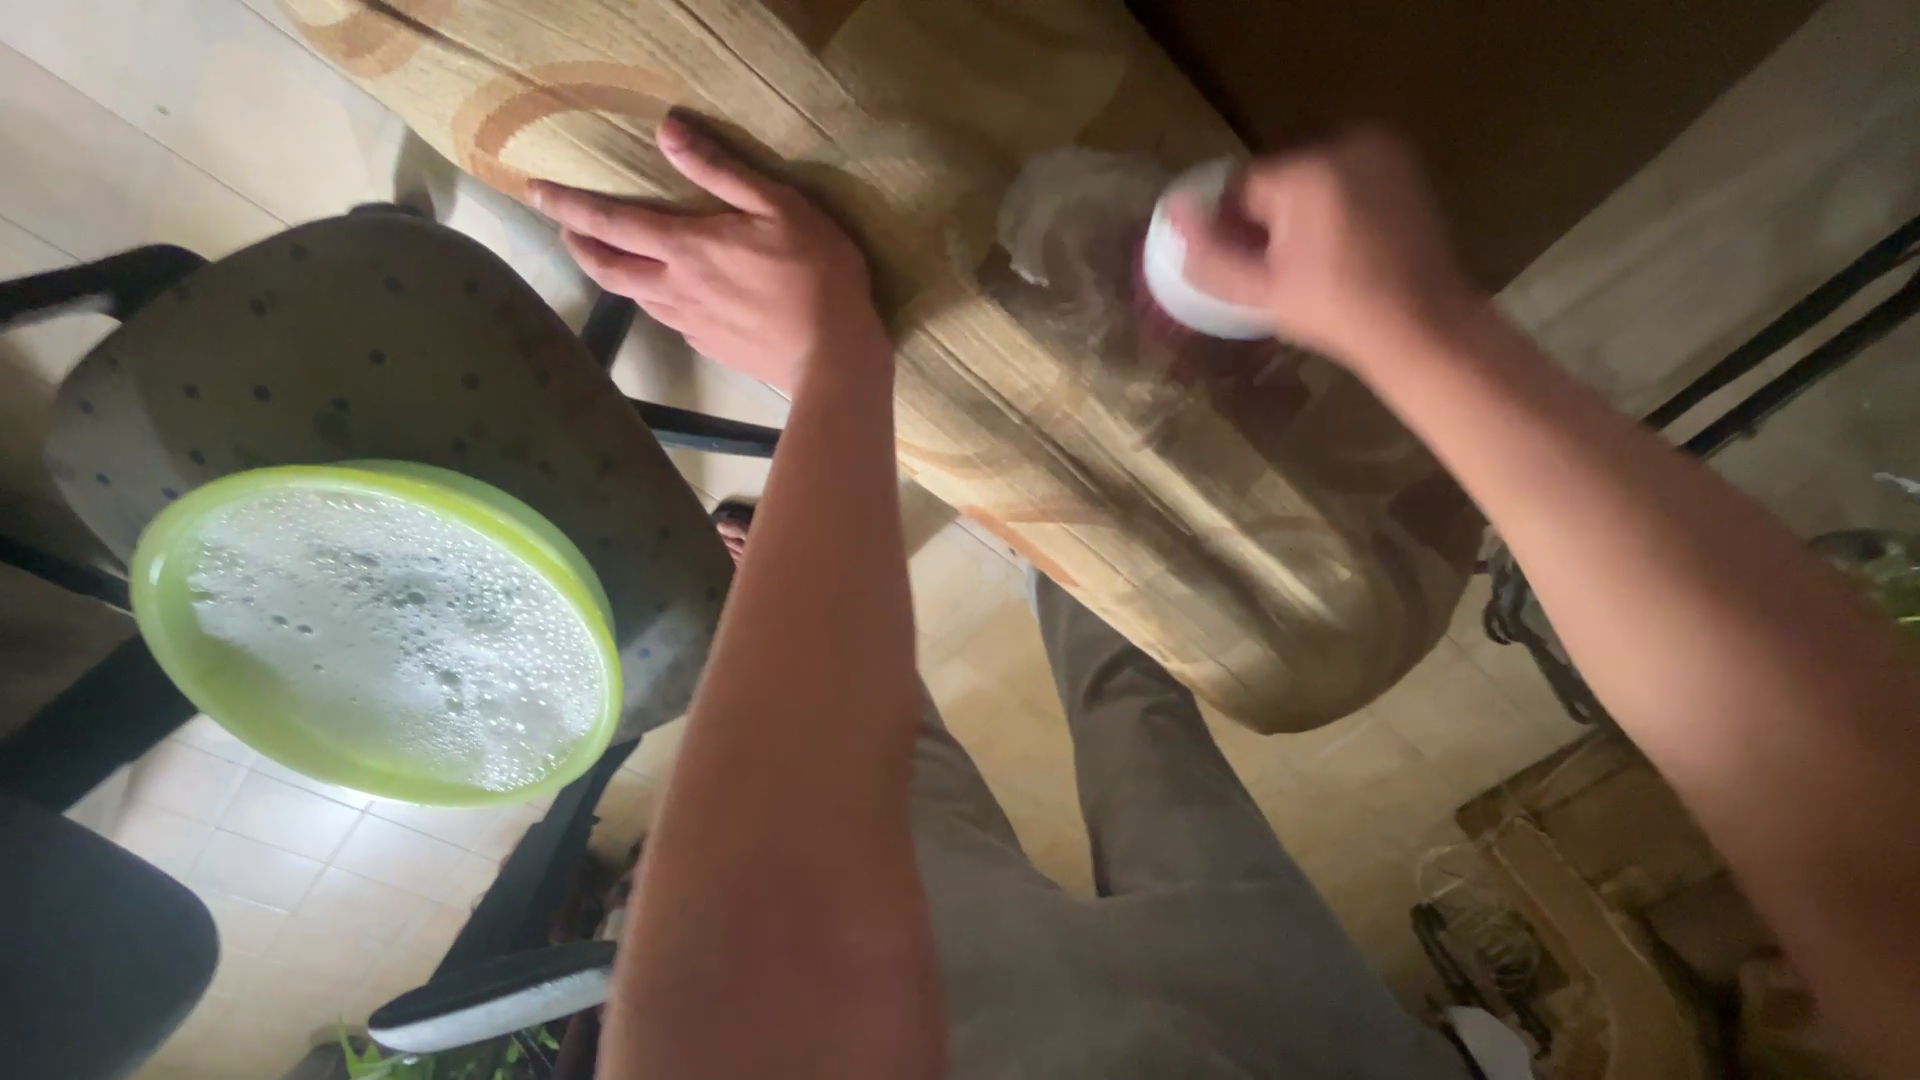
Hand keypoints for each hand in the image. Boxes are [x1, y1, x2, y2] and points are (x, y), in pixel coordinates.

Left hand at [530, 113, 887, 394]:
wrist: (834, 356)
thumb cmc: (816, 275)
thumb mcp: (780, 207)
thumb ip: (722, 171)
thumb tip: (668, 132)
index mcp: (687, 249)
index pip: (610, 224)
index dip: (568, 207)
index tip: (535, 193)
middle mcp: (677, 289)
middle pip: (609, 270)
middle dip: (581, 248)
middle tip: (569, 232)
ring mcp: (693, 326)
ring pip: (638, 299)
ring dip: (618, 277)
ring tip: (619, 262)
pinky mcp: (714, 350)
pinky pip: (675, 323)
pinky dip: (664, 304)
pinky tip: (680, 300)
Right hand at [1170, 128, 1483, 367]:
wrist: (1420, 324)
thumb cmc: (1334, 312)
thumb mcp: (1258, 291)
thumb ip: (1210, 252)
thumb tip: (1172, 213)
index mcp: (1307, 172)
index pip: (1240, 188)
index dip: (1230, 227)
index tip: (1239, 265)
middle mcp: (1346, 145)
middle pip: (1276, 180)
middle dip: (1264, 218)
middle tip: (1268, 267)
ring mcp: (1382, 152)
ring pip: (1309, 180)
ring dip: (1296, 213)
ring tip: (1302, 261)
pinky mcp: (1403, 168)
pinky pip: (1343, 180)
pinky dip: (1330, 207)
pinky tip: (1334, 249)